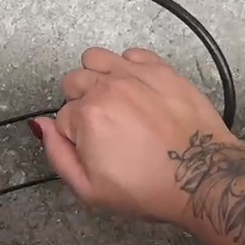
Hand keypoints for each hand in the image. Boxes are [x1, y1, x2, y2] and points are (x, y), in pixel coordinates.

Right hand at [34, 47, 241, 223]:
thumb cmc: (150, 188)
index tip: (93, 149)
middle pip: (73, 81)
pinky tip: (137, 90)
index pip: (62, 117)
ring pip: (95, 58)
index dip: (74, 136)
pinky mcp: (160, 69)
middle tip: (102, 126)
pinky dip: (128, 67)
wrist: (204, 178)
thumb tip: (41, 125)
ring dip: (97, 76)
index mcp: (87, 116)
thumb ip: (57, 154)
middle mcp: (107, 87)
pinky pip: (131, 53)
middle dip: (80, 102)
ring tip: (113, 99)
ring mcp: (135, 74)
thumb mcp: (91, 191)